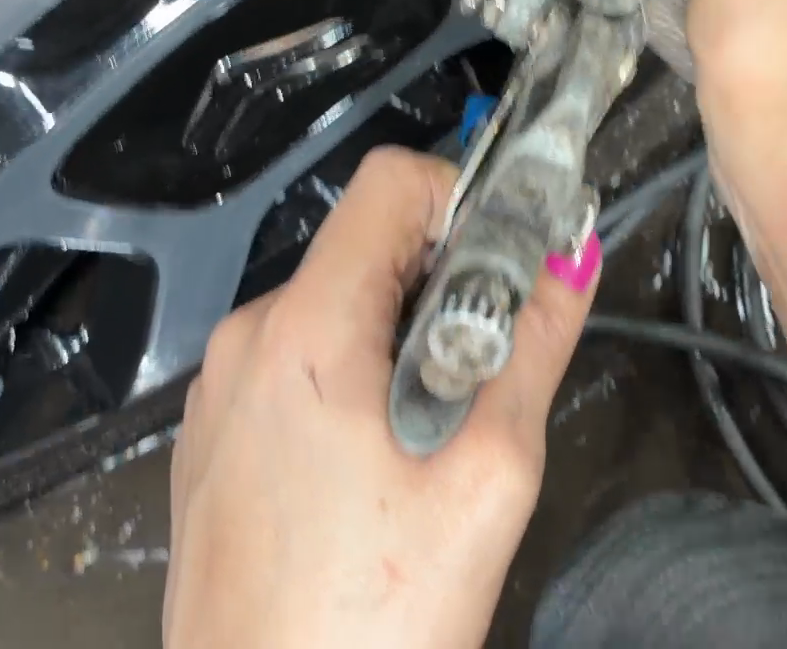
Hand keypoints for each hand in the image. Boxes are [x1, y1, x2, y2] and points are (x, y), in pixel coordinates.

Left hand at [162, 148, 601, 648]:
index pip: (390, 182)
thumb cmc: (380, 616)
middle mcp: (248, 335)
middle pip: (365, 244)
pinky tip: (374, 459)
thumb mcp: (490, 473)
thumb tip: (572, 255)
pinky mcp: (214, 430)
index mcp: (307, 327)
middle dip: (440, 281)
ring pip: (335, 303)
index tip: (503, 266)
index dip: (461, 201)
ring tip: (431, 428)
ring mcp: (220, 385)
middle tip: (481, 364)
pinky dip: (351, 374)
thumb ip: (533, 345)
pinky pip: (297, 359)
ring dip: (399, 334)